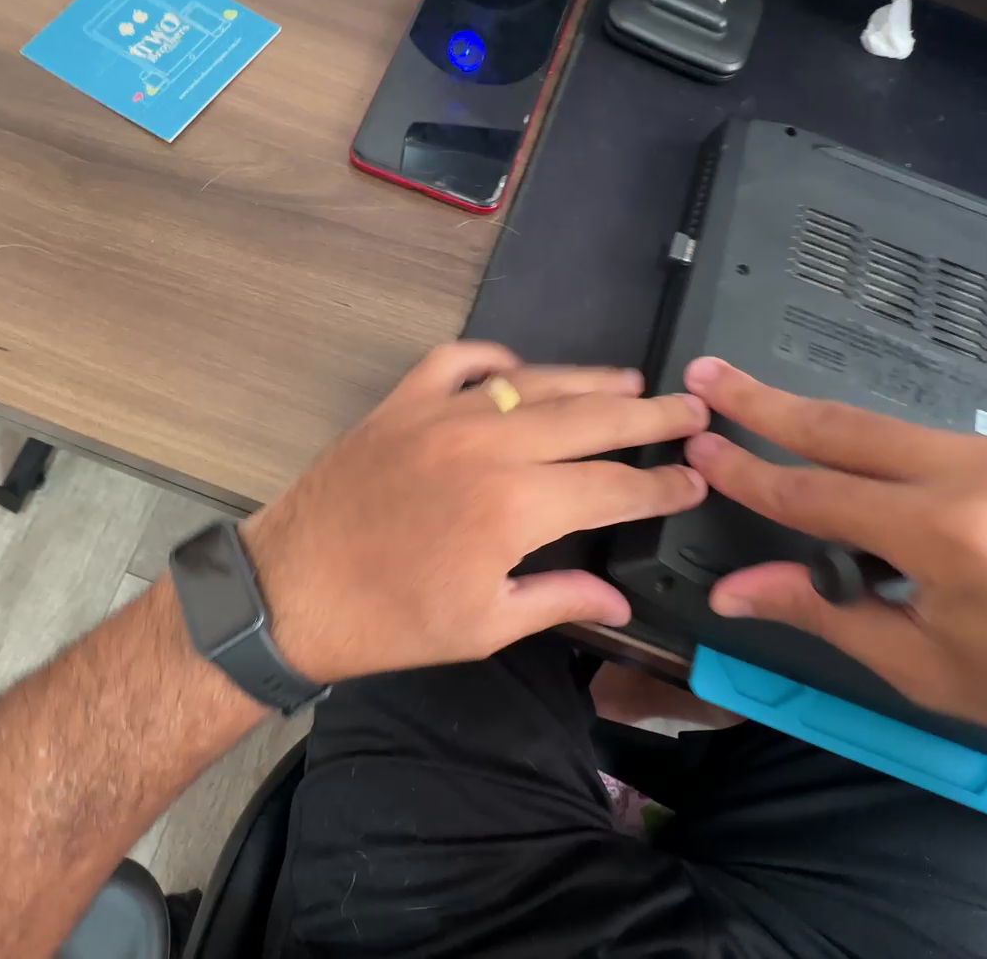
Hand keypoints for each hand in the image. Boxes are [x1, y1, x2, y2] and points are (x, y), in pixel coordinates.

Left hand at [241, 342, 708, 683]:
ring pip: (533, 382)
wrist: (292, 590)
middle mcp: (488, 446)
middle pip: (589, 419)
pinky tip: (515, 371)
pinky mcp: (401, 404)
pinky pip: (456, 360)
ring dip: (587, 381)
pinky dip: (492, 359)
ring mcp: (441, 415)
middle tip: (689, 407)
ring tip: (628, 384)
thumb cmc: (389, 619)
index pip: (614, 487)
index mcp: (517, 507)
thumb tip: (620, 601)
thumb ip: (558, 601)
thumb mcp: (482, 627)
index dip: (661, 486)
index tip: (694, 479)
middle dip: (649, 416)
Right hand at [677, 356, 986, 791]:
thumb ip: (821, 612)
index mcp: (952, 535)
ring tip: (882, 526)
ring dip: (868, 465)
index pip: (813, 491)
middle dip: (767, 401)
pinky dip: (950, 484)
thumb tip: (733, 590)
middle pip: (849, 425)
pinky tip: (983, 534)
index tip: (697, 443)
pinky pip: (979, 454)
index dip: (744, 469)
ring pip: (915, 443)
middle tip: (710, 375)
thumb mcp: (927, 668)